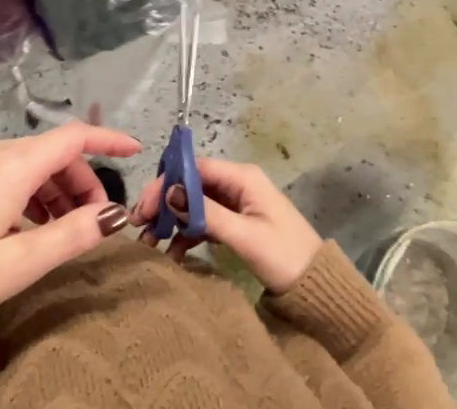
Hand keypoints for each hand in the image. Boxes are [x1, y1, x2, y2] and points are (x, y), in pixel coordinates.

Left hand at [0, 122, 141, 321]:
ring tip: (59, 231)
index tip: (136, 149)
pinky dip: (29, 191)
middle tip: (92, 223)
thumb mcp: (19, 263)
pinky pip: (6, 170)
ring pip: (29, 162)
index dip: (108, 140)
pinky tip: (26, 226)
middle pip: (53, 152)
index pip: (72, 137)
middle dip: (81, 180)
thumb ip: (71, 235)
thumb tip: (115, 215)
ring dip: (55, 189)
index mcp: (12, 166)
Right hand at [135, 157, 323, 292]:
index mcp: (242, 177)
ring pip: (194, 204)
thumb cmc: (284, 256)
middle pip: (191, 184)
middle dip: (164, 202)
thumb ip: (206, 214)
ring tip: (148, 242)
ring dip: (171, 220)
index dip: (167, 183)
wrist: (317, 289)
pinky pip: (203, 222)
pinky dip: (186, 235)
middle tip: (139, 224)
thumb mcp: (244, 236)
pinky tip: (171, 253)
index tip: (144, 206)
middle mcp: (237, 184)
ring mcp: (236, 204)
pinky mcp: (235, 223)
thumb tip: (170, 193)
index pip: (194, 168)